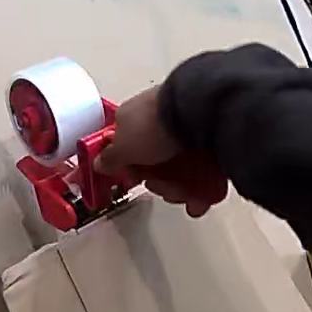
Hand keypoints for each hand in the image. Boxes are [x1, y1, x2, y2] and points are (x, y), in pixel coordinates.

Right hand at [94, 86, 227, 216]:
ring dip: (180, 189)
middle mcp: (160, 121)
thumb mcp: (122, 146)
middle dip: (159, 184)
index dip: (130, 168)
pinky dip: (202, 187)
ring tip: (185, 195)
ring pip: (180, 169)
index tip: (134, 180)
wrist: (198, 112)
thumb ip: (109, 158)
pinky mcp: (212, 140)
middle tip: (162, 188)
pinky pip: (204, 169)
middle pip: (157, 162)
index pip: (128, 146)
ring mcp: (187, 130)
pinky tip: (200, 200)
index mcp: (134, 117)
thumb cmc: (154, 123)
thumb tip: (99, 163)